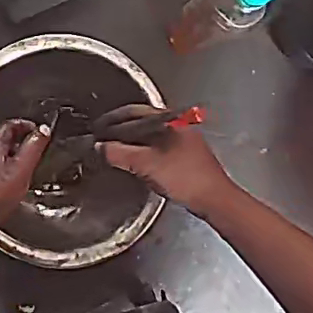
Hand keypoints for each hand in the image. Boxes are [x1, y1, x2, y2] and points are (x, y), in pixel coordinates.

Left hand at [0, 119, 50, 231]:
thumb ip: (33, 147)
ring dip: (15, 155)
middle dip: (21, 140)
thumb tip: (43, 131)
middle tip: (35, 144)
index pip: (9, 125)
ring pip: (0, 155)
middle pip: (4, 139)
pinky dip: (8, 169)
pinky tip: (14, 181)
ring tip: (28, 162)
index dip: (26, 125)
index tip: (37, 129)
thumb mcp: (22, 168)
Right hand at [96, 104, 236, 214]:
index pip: (134, 112)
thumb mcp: (146, 164)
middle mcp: (179, 125)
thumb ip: (120, 154)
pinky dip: (143, 153)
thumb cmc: (187, 178)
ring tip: (114, 151)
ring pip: (150, 137)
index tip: (98, 127)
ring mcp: (184, 141)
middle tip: (103, 139)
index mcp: (171, 120)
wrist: (214, 200)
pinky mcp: (185, 156)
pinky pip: (158, 149)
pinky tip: (135, 163)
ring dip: (132, 143)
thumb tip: (100, 147)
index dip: (113, 119)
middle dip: (121, 131)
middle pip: (142, 123)